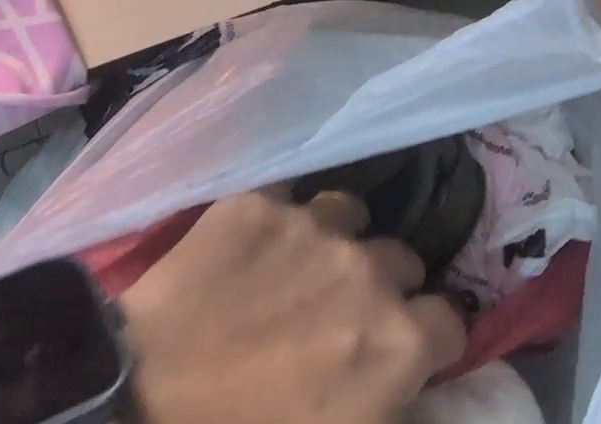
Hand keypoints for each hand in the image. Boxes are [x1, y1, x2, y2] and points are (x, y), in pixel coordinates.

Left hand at [120, 191, 466, 423]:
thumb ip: (393, 402)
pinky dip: (283, 220)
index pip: (449, 320)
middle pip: (402, 259)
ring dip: (338, 239)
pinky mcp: (260, 202)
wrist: (151, 387)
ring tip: (304, 261)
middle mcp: (367, 269)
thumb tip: (411, 379)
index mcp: (399, 338)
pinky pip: (289, 198)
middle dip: (384, 283)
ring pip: (349, 214)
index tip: (402, 342)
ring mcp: (312, 226)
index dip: (427, 335)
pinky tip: (258, 243)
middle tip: (343, 305)